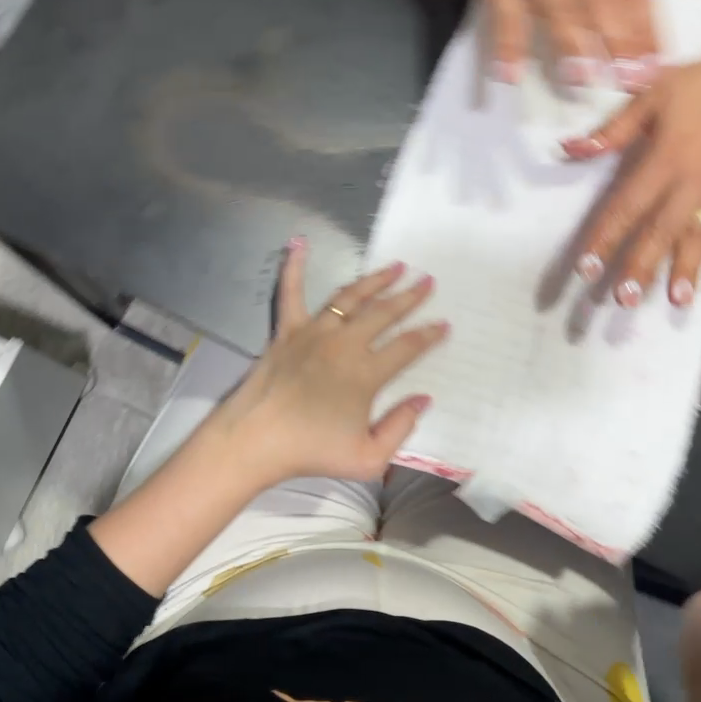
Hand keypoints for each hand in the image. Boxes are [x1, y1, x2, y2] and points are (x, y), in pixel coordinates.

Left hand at [204, 238, 447, 485]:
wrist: (256, 439)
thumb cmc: (311, 450)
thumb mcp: (368, 457)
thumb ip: (400, 428)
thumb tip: (422, 399)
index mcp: (366, 373)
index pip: (407, 346)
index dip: (429, 334)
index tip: (444, 324)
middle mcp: (344, 344)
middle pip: (384, 313)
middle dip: (409, 296)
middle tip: (427, 281)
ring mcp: (313, 332)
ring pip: (349, 297)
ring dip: (373, 280)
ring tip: (393, 267)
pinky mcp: (285, 330)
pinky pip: (290, 293)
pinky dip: (293, 267)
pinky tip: (297, 244)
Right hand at [461, 0, 700, 90]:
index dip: (648, 36)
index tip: (658, 71)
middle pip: (604, 10)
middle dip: (619, 47)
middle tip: (629, 85)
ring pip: (559, 17)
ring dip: (571, 50)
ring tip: (582, 82)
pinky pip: (506, 23)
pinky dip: (505, 49)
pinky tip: (509, 77)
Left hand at [562, 46, 700, 305]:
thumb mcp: (652, 96)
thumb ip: (612, 130)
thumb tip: (569, 149)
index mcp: (663, 161)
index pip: (626, 208)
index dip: (603, 239)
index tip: (585, 268)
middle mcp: (693, 185)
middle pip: (661, 232)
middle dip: (641, 267)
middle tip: (623, 300)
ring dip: (687, 271)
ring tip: (675, 302)